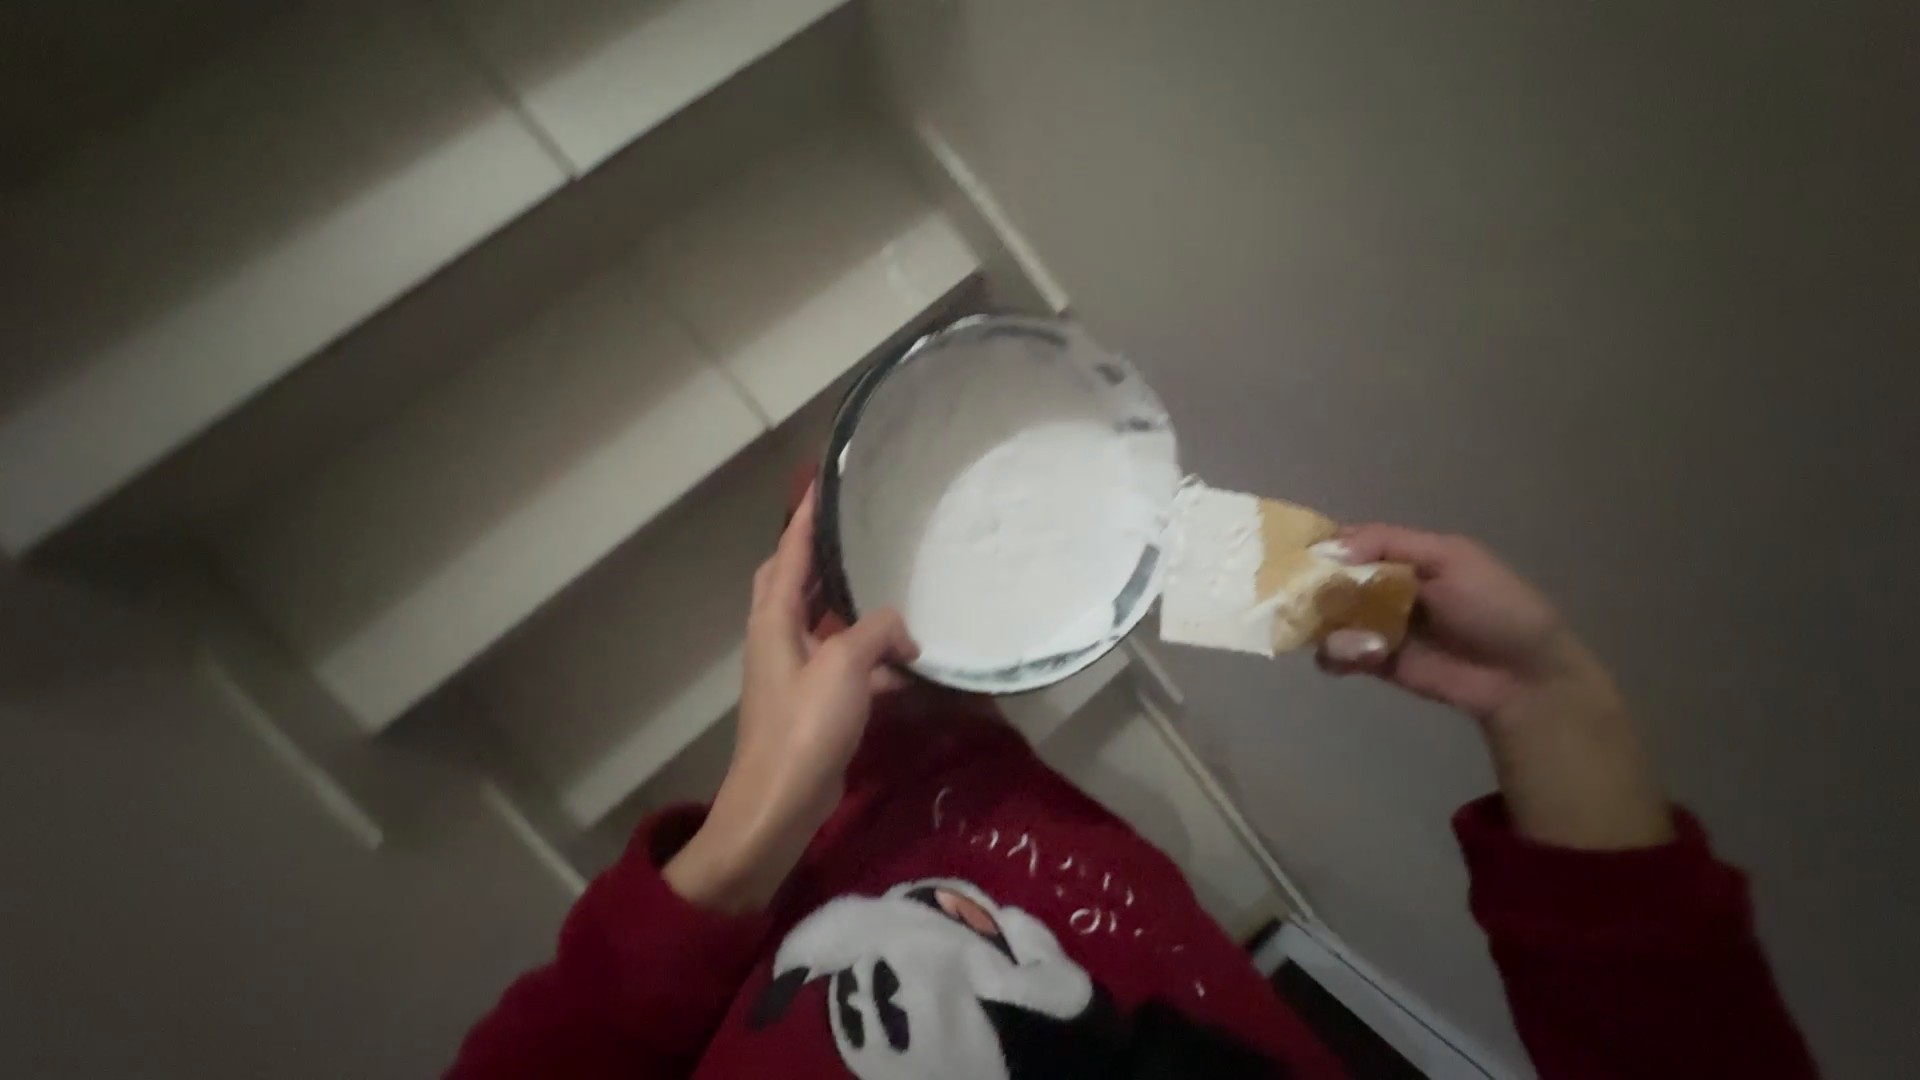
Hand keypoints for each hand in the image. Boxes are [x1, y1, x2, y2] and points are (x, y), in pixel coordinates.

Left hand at [665, 486, 917, 911]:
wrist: (779, 804)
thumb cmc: (804, 726)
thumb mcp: (844, 665)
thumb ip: (877, 631)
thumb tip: (903, 632)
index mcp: (774, 618)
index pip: (788, 552)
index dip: (804, 516)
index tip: (822, 482)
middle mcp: (779, 637)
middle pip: (796, 582)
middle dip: (822, 558)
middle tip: (859, 535)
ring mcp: (796, 671)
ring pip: (825, 624)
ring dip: (854, 610)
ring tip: (892, 588)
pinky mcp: (815, 702)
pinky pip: (846, 664)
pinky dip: (873, 659)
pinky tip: (908, 663)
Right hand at [1317, 525, 1674, 849]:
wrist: (1524, 675)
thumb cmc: (1495, 606)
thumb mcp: (1451, 558)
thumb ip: (1389, 544)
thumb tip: (1329, 548)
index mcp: (1399, 556)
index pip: (1347, 544)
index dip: (1321, 548)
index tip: (1293, 554)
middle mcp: (1378, 587)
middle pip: (1326, 581)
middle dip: (1311, 589)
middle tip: (1301, 598)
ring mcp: (1372, 624)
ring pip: (1324, 619)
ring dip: (1328, 626)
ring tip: (1358, 639)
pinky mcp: (1371, 660)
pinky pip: (1335, 655)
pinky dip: (1337, 656)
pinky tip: (1360, 658)